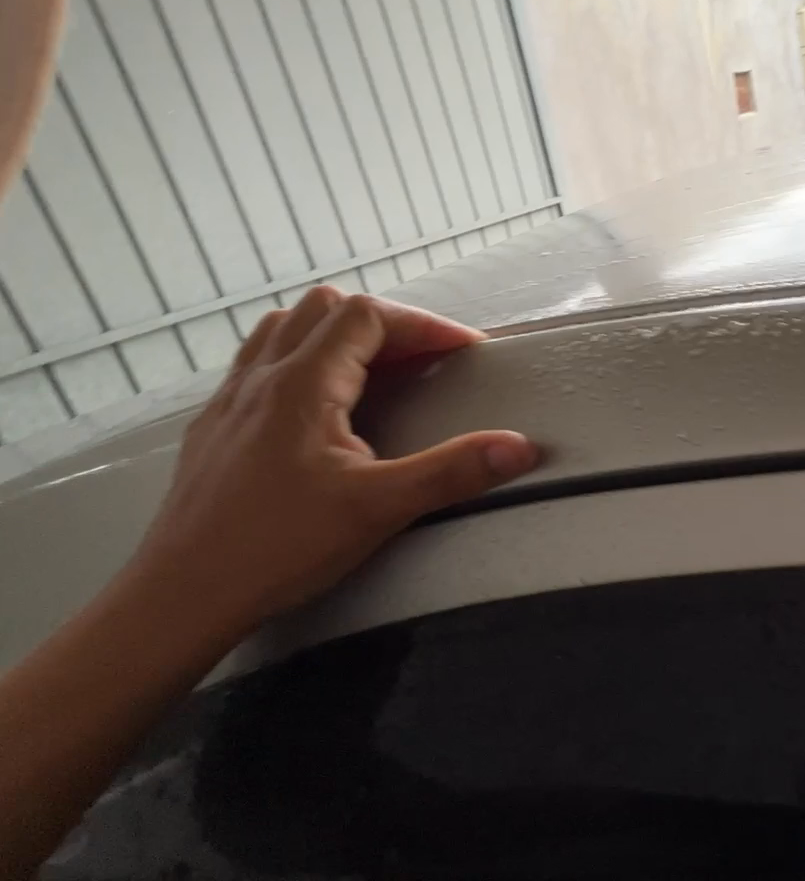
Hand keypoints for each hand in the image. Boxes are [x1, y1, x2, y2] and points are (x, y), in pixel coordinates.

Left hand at [129, 287, 539, 627]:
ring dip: (342, 335)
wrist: (177, 602)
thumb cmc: (276, 548)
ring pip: (286, 329)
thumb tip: (520, 447)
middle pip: (325, 309)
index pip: (367, 316)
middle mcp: (260, 381)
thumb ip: (454, 470)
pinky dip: (307, 360)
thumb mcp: (380, 508)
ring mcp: (231, 402)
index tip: (465, 351)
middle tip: (427, 359)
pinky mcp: (217, 429)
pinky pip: (261, 363)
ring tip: (381, 370)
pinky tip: (329, 405)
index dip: (425, 324)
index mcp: (301, 387)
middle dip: (388, 323)